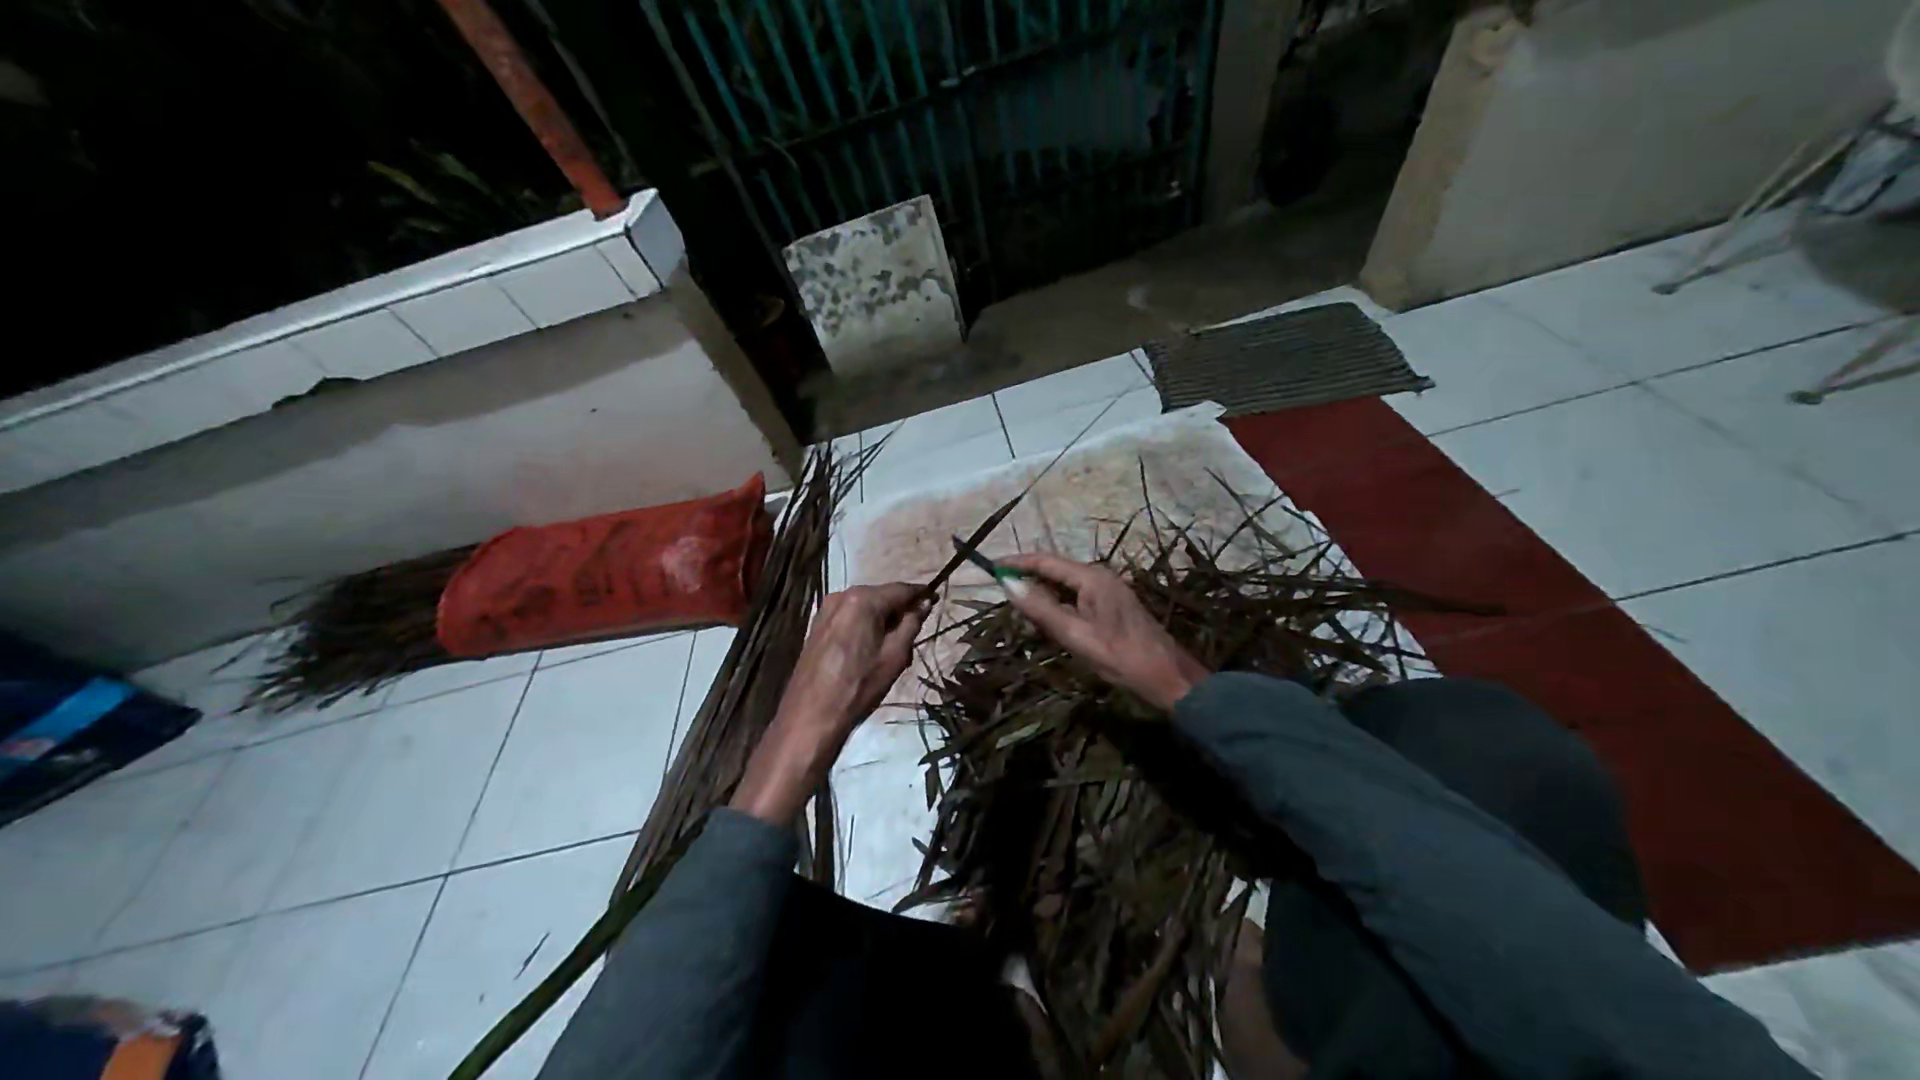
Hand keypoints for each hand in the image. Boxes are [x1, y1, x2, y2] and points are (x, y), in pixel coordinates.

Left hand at [730, 583, 926, 824]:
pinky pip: (850, 617)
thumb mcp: (895, 656)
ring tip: (894, 648)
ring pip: (865, 607)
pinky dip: (865, 626)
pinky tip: (871, 650)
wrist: (811, 715)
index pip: (900, 589)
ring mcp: (826, 610)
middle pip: (881, 596)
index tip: (936, 600)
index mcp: (862, 599)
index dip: (921, 594)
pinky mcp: (817, 625)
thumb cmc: (859, 685)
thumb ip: (911, 624)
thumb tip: (923, 604)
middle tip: (915, 635)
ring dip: (883, 620)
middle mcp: (841, 596)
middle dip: (900, 611)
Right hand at [998, 553, 1209, 711]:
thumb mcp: (1073, 633)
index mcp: (1091, 577)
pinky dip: (1058, 605)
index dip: (1017, 563)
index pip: (1045, 561)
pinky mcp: (1111, 605)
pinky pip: (1076, 597)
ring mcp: (1108, 590)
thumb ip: (1040, 607)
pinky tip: (1048, 621)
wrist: (1165, 675)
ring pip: (1065, 585)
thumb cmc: (1118, 655)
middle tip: (1001, 591)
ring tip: (1021, 610)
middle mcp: (1099, 576)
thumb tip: (1009, 584)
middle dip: (1028, 578)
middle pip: (1055, 570)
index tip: (991, 567)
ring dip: (1042, 595)